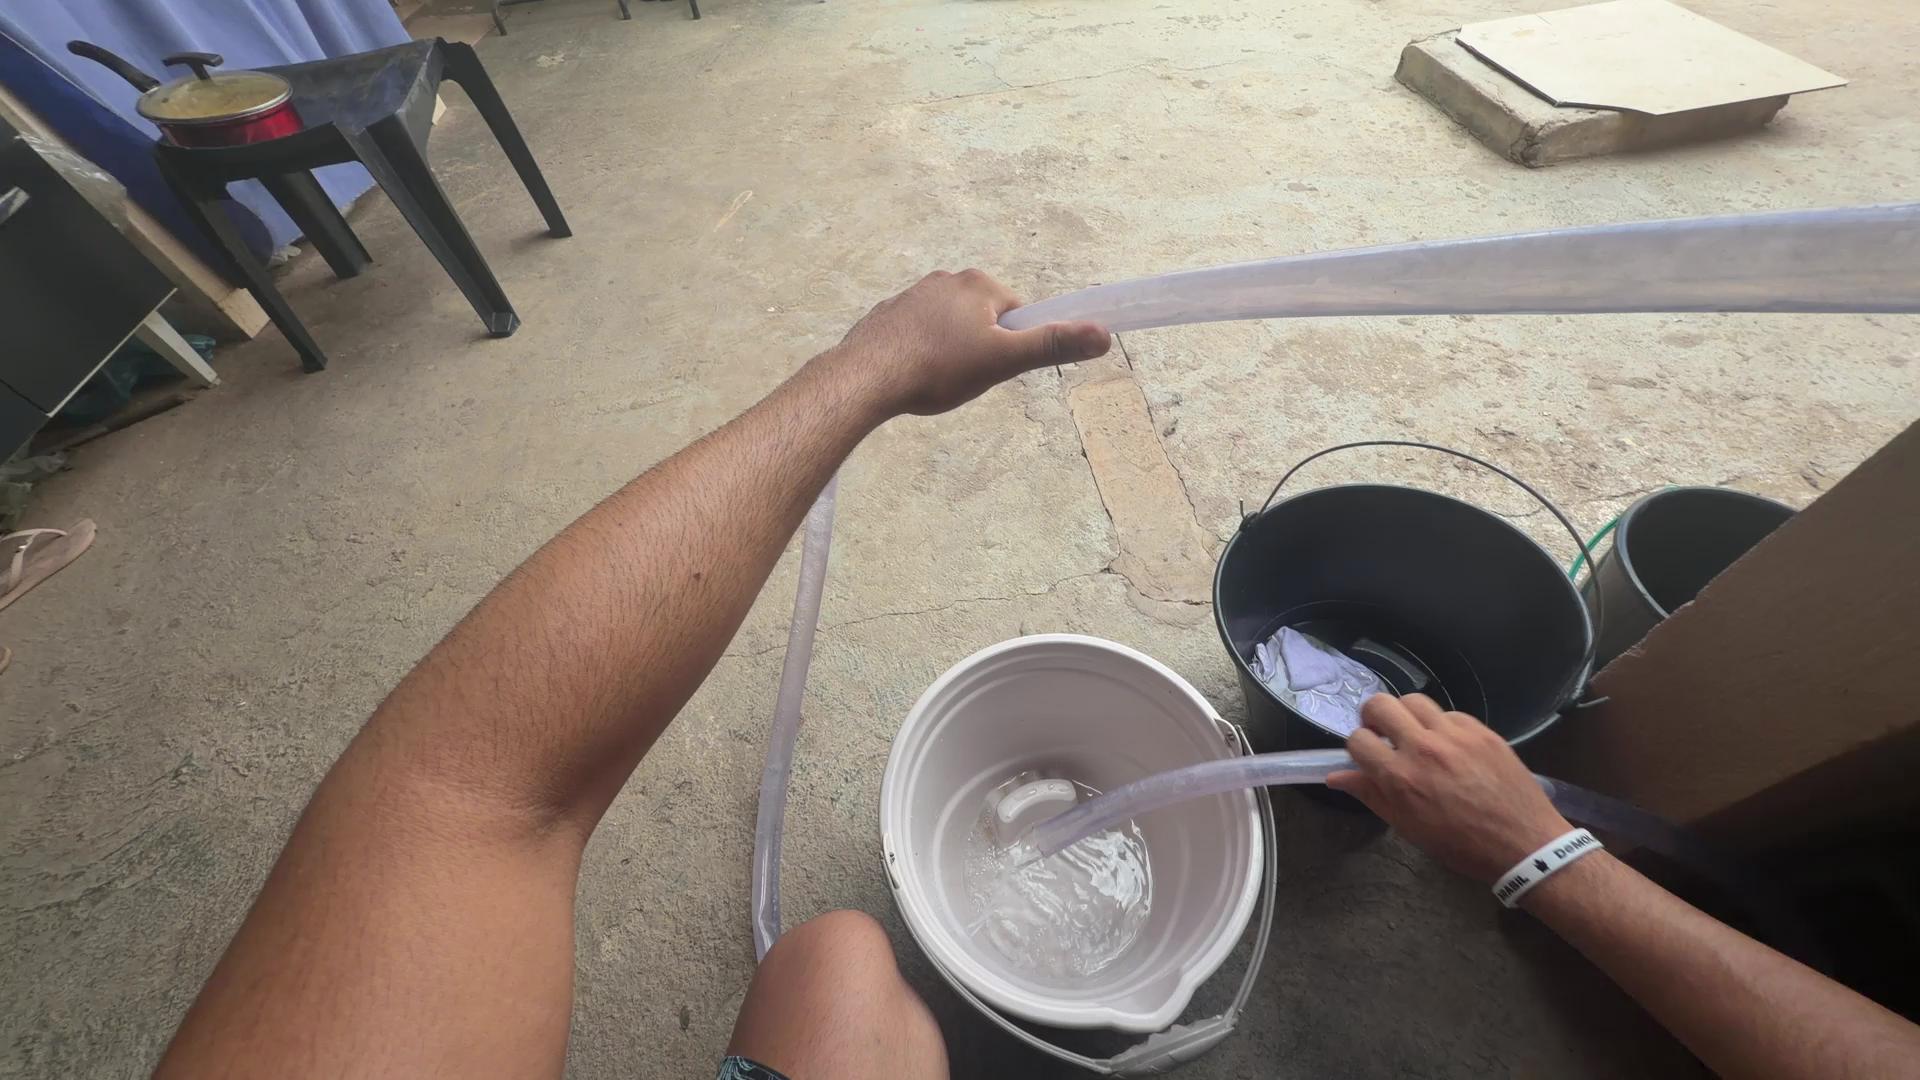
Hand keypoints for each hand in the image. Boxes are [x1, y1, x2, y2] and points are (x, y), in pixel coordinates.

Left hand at [818, 269, 1109, 416]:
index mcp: (979, 284)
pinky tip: (913, 374)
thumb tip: (1103, 335)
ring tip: (936, 379)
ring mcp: (914, 294)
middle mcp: (947, 279)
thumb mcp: (1003, 361)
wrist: (869, 376)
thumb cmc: (939, 368)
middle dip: (980, 349)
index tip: (992, 367)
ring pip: (950, 327)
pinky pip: (919, 333)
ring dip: (951, 351)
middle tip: (964, 378)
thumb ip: (1052, 345)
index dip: (1011, 346)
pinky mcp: (890, 313)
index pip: (1017, 314)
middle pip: (984, 320)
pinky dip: (922, 351)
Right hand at [1327, 694, 1571, 883]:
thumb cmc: (1460, 844)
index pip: (1357, 740)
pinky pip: (1449, 713)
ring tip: (1415, 733)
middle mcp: (1423, 749)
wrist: (1528, 847)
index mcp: (1401, 777)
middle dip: (1373, 717)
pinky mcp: (1482, 732)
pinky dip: (1442, 724)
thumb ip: (1370, 794)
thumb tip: (1335, 776)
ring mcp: (1455, 736)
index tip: (1370, 758)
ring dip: (1406, 714)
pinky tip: (1450, 744)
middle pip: (1379, 704)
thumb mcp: (1407, 826)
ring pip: (1413, 700)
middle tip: (1384, 734)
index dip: (1358, 748)